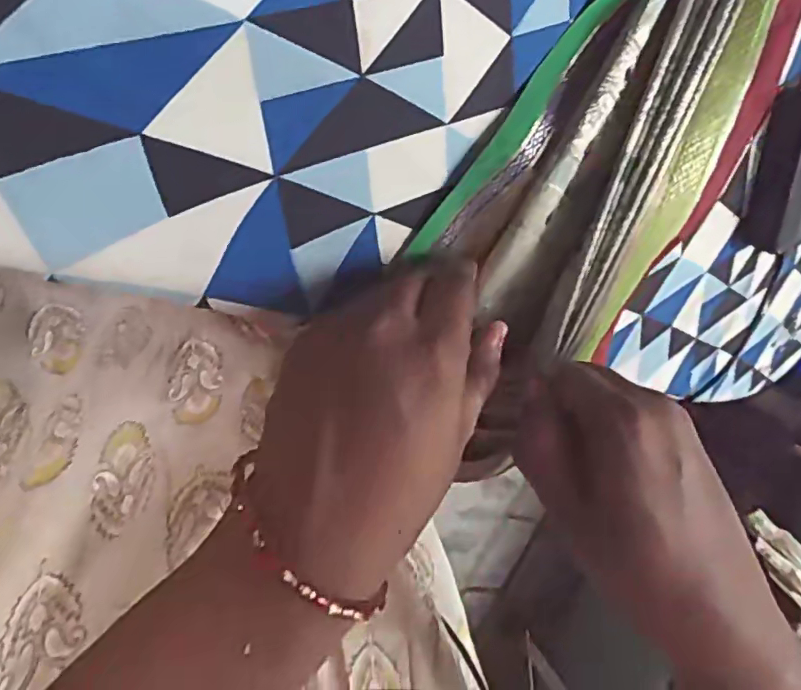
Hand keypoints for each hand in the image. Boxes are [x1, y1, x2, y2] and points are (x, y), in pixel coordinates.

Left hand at [250, 263, 505, 598]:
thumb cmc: (401, 492)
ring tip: (395, 339)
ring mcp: (340, 327)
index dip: (464, 278)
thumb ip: (479, 373)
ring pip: (376, 292)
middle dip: (429, 286)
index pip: (454, 282)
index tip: (466, 282)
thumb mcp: (456, 437)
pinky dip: (359, 323)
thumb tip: (494, 327)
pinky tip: (358, 357)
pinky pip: (343, 314)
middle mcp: (386, 325)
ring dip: (393, 303)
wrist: (312, 524)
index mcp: (433, 350)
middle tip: (432, 312)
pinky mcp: (306, 337)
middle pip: (414, 276)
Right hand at [516, 363, 800, 689]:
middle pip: (590, 376)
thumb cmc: (633, 565)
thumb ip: (539, 439)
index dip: (543, 399)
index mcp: (622, 414)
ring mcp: (679, 416)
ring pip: (614, 393)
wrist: (721, 614)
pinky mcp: (694, 435)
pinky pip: (639, 411)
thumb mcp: (565, 507)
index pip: (562, 371)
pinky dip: (620, 428)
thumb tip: (531, 390)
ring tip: (594, 474)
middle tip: (564, 460)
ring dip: (593, 417)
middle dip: (568, 405)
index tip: (541, 440)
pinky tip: (626, 480)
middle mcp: (654, 400)